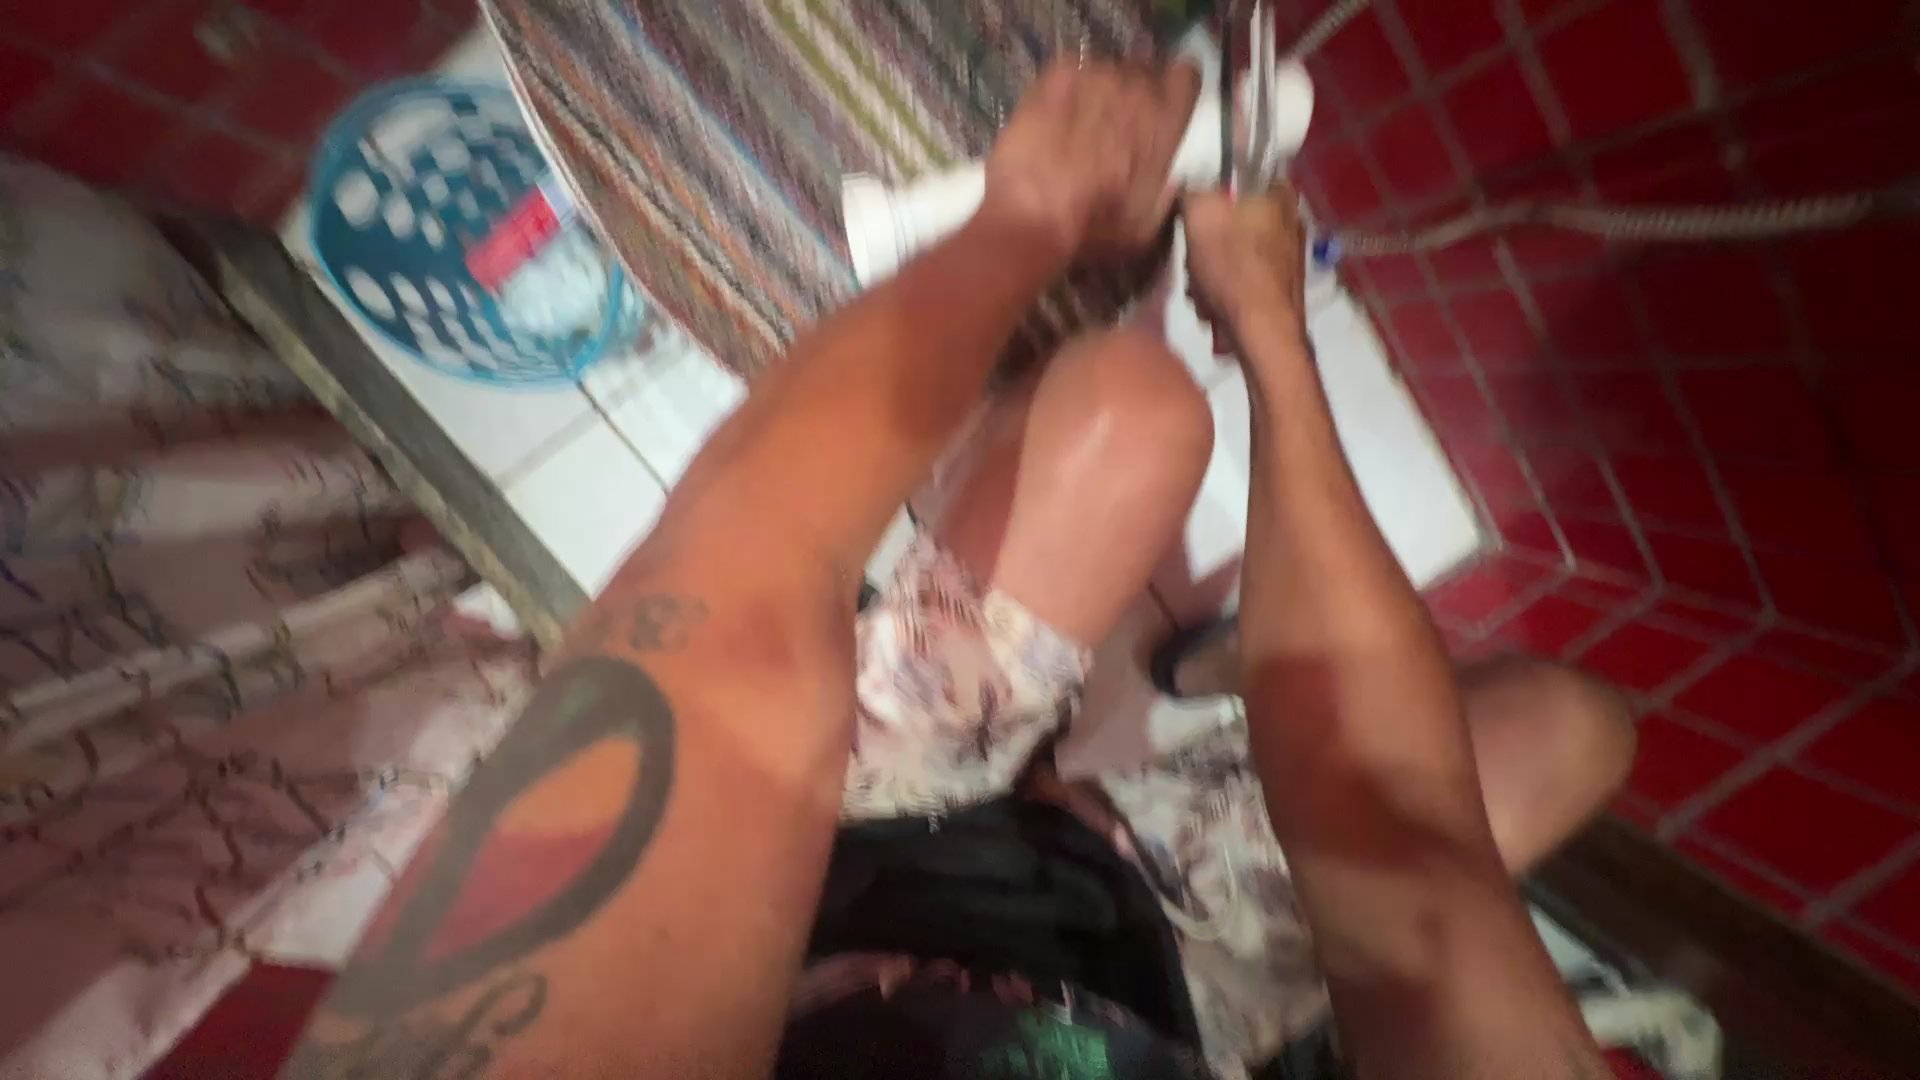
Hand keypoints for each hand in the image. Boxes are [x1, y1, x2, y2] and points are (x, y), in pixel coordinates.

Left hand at [983, 59, 1200, 258]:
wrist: (1034, 215)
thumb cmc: (1092, 228)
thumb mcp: (1144, 228)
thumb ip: (1165, 193)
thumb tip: (1171, 181)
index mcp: (1166, 120)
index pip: (1187, 79)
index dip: (1173, 94)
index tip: (1161, 112)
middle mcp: (1137, 86)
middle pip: (1144, 72)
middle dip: (1133, 97)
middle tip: (1113, 130)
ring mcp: (1096, 74)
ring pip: (1106, 71)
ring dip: (1098, 95)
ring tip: (1077, 130)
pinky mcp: (1057, 75)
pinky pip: (1070, 74)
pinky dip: (1064, 93)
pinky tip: (1052, 123)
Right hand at [1183, 186, 1308, 348]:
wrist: (1263, 328)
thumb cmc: (1232, 267)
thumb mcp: (1200, 215)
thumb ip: (1193, 189)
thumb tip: (1189, 181)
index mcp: (1279, 191)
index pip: (1240, 174)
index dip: (1211, 194)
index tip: (1193, 216)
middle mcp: (1290, 218)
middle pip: (1231, 220)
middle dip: (1205, 245)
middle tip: (1192, 262)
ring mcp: (1289, 255)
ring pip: (1234, 253)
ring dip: (1210, 273)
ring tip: (1201, 292)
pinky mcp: (1281, 286)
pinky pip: (1243, 279)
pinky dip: (1226, 291)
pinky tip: (1215, 306)